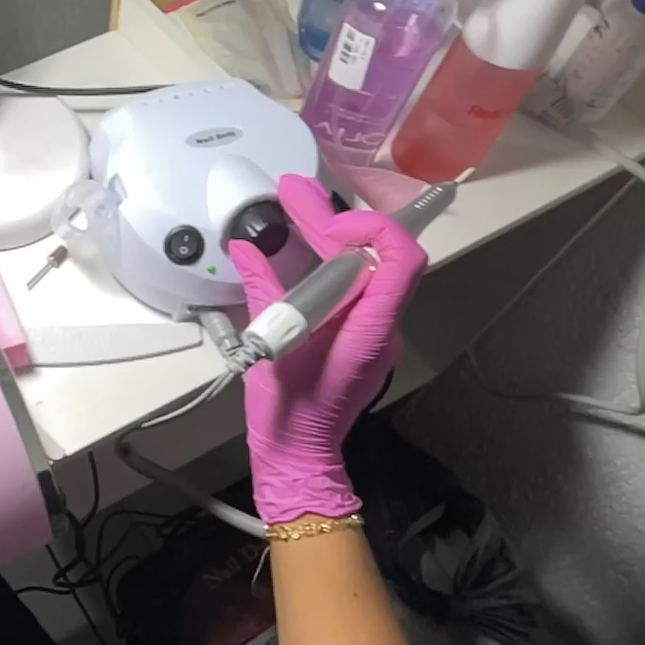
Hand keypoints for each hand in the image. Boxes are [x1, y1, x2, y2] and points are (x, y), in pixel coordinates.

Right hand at [227, 174, 426, 523]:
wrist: (298, 455)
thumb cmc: (288, 414)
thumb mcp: (271, 352)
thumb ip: (263, 295)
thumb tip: (245, 250)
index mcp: (369, 331)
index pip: (400, 261)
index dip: (371, 230)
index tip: (327, 225)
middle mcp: (380, 326)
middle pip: (376, 256)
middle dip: (334, 218)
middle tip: (292, 190)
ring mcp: (371, 331)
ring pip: (365, 269)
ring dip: (332, 235)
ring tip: (294, 205)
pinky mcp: (356, 336)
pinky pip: (353, 288)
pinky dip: (329, 261)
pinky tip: (301, 246)